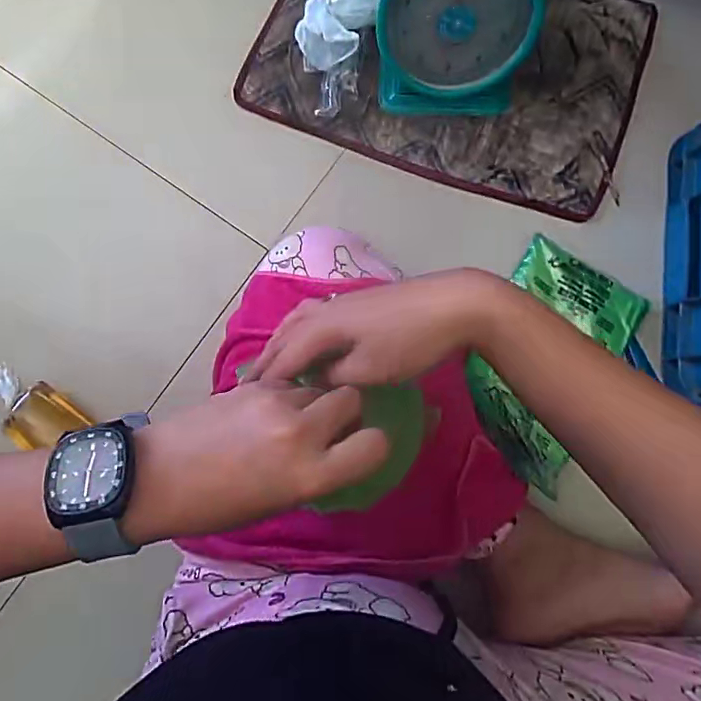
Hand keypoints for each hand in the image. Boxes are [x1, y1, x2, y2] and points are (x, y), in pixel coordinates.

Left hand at [123, 380, 389, 541]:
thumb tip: (338, 453)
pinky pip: (288, 380)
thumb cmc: (217, 507)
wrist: (158, 476)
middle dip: (346, 409)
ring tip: (291, 418)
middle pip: (351, 397)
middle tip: (327, 425)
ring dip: (315, 398)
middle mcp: (301, 431)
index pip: (375, 445)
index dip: (373, 444)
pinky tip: (265, 409)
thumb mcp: (277, 503)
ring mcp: (275, 400)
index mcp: (310, 474)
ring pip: (318, 385)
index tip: (361, 446)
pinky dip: (287, 391)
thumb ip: (315, 474)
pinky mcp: (253, 382)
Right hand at [251, 268, 505, 388]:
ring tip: (276, 358)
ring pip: (300, 319)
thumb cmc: (409, 342)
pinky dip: (302, 330)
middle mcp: (324, 309)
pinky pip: (315, 315)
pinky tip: (311, 339)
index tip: (249, 399)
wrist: (451, 303)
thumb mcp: (370, 371)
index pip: (284, 355)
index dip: (267, 378)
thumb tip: (315, 378)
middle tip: (252, 381)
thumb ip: (335, 377)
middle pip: (286, 333)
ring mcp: (341, 300)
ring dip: (284, 339)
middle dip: (269, 357)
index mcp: (322, 327)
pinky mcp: (358, 301)